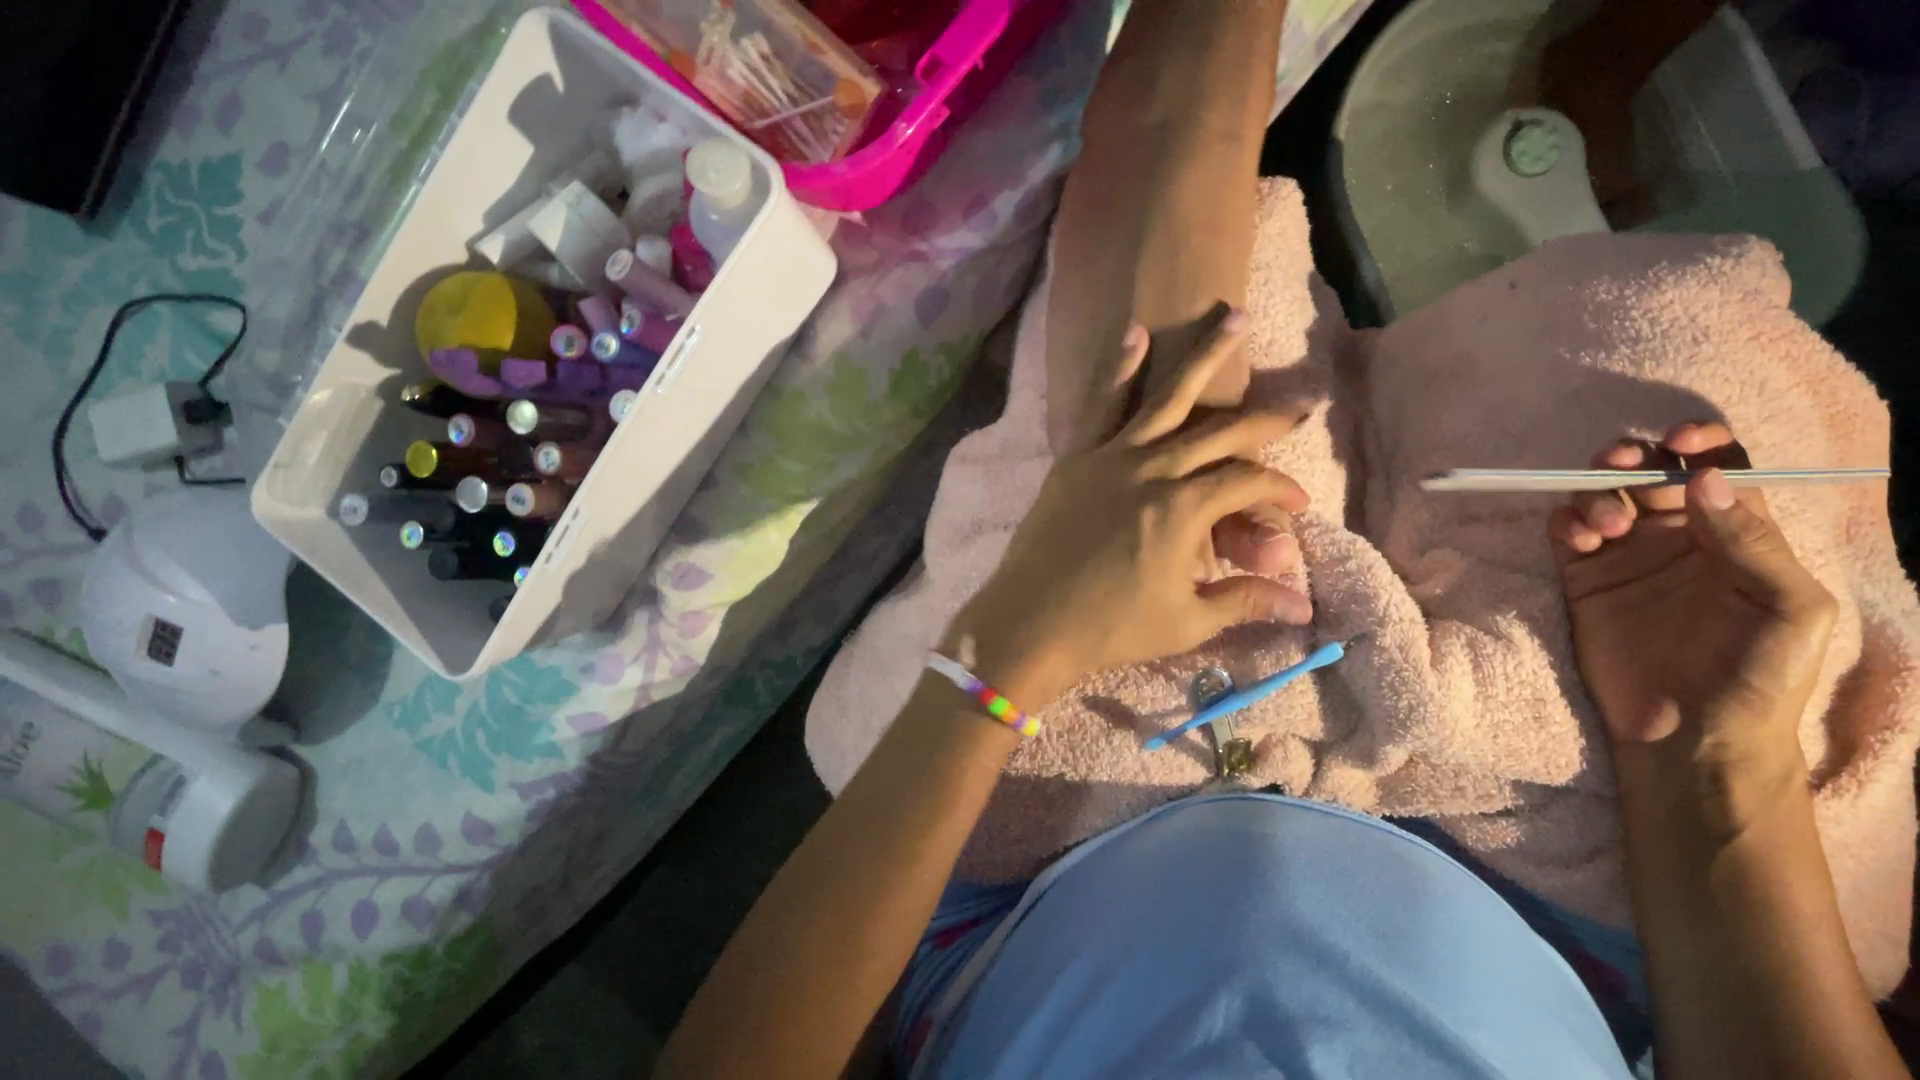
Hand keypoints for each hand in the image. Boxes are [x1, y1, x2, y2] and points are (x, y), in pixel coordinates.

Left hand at [950, 310, 1313, 704]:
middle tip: (1300, 404)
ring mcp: (1110, 457)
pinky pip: (1100, 404)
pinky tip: (1137, 333)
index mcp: (1183, 509)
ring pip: (1166, 397)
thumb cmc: (1111, 628)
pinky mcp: (1075, 458)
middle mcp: (1152, 470)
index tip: (1297, 505)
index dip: (1280, 490)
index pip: (1248, 483)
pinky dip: (1119, 367)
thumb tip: (1303, 605)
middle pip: (1221, 431)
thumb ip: (1244, 599)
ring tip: (1232, 317)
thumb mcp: (1187, 621)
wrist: (1030, 623)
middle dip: (1265, 419)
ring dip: (1203, 356)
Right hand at [1550, 423, 1838, 752]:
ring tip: (1605, 528)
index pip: (1719, 468)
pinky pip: (1565, 531)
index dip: (1700, 443)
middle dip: (1631, 457)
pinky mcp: (1582, 578)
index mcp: (1738, 534)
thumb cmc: (1757, 677)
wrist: (1691, 736)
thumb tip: (1703, 479)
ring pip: (1601, 494)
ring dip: (1596, 493)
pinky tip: (1578, 540)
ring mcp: (1626, 556)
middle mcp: (1678, 535)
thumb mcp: (1787, 609)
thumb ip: (1753, 543)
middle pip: (1649, 471)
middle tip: (1617, 466)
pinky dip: (1564, 522)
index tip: (1679, 443)